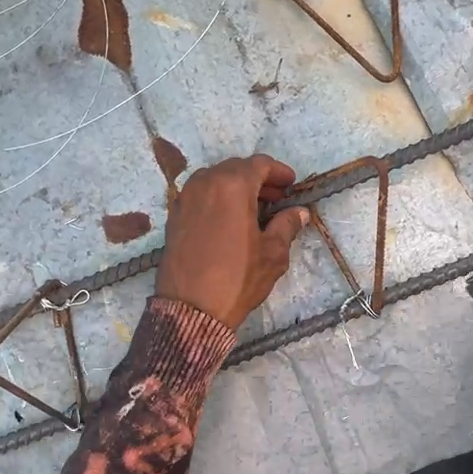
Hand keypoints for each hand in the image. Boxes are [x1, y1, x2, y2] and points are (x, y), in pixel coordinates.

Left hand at [156, 155, 311, 329]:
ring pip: (215, 180)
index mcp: (232, 186)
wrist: (190, 309)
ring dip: (236, 188)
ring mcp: (185, 198)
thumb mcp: (272, 253)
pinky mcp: (174, 216)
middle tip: (277, 198)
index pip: (259, 164)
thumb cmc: (237, 278)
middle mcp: (205, 183)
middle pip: (235, 169)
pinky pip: (200, 195)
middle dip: (258, 179)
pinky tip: (229, 220)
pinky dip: (217, 199)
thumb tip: (299, 212)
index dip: (279, 171)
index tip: (291, 185)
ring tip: (254, 210)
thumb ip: (286, 226)